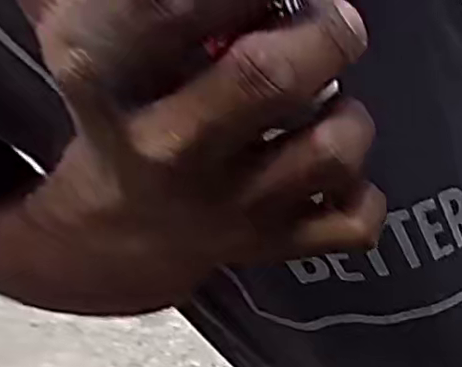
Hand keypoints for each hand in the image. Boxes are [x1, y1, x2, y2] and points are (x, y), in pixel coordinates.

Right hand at [24, 0, 386, 308]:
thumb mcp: (93, 33)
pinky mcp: (277, 247)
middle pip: (271, 78)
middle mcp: (172, 146)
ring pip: (331, 154)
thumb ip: (151, 3)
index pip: (172, 2)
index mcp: (98, 70)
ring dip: (354, 119)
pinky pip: (355, 226)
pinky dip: (368, 195)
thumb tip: (258, 0)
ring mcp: (234, 206)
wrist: (125, 231)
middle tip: (341, 21)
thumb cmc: (119, 110)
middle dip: (325, 35)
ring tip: (340, 108)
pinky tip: (347, 175)